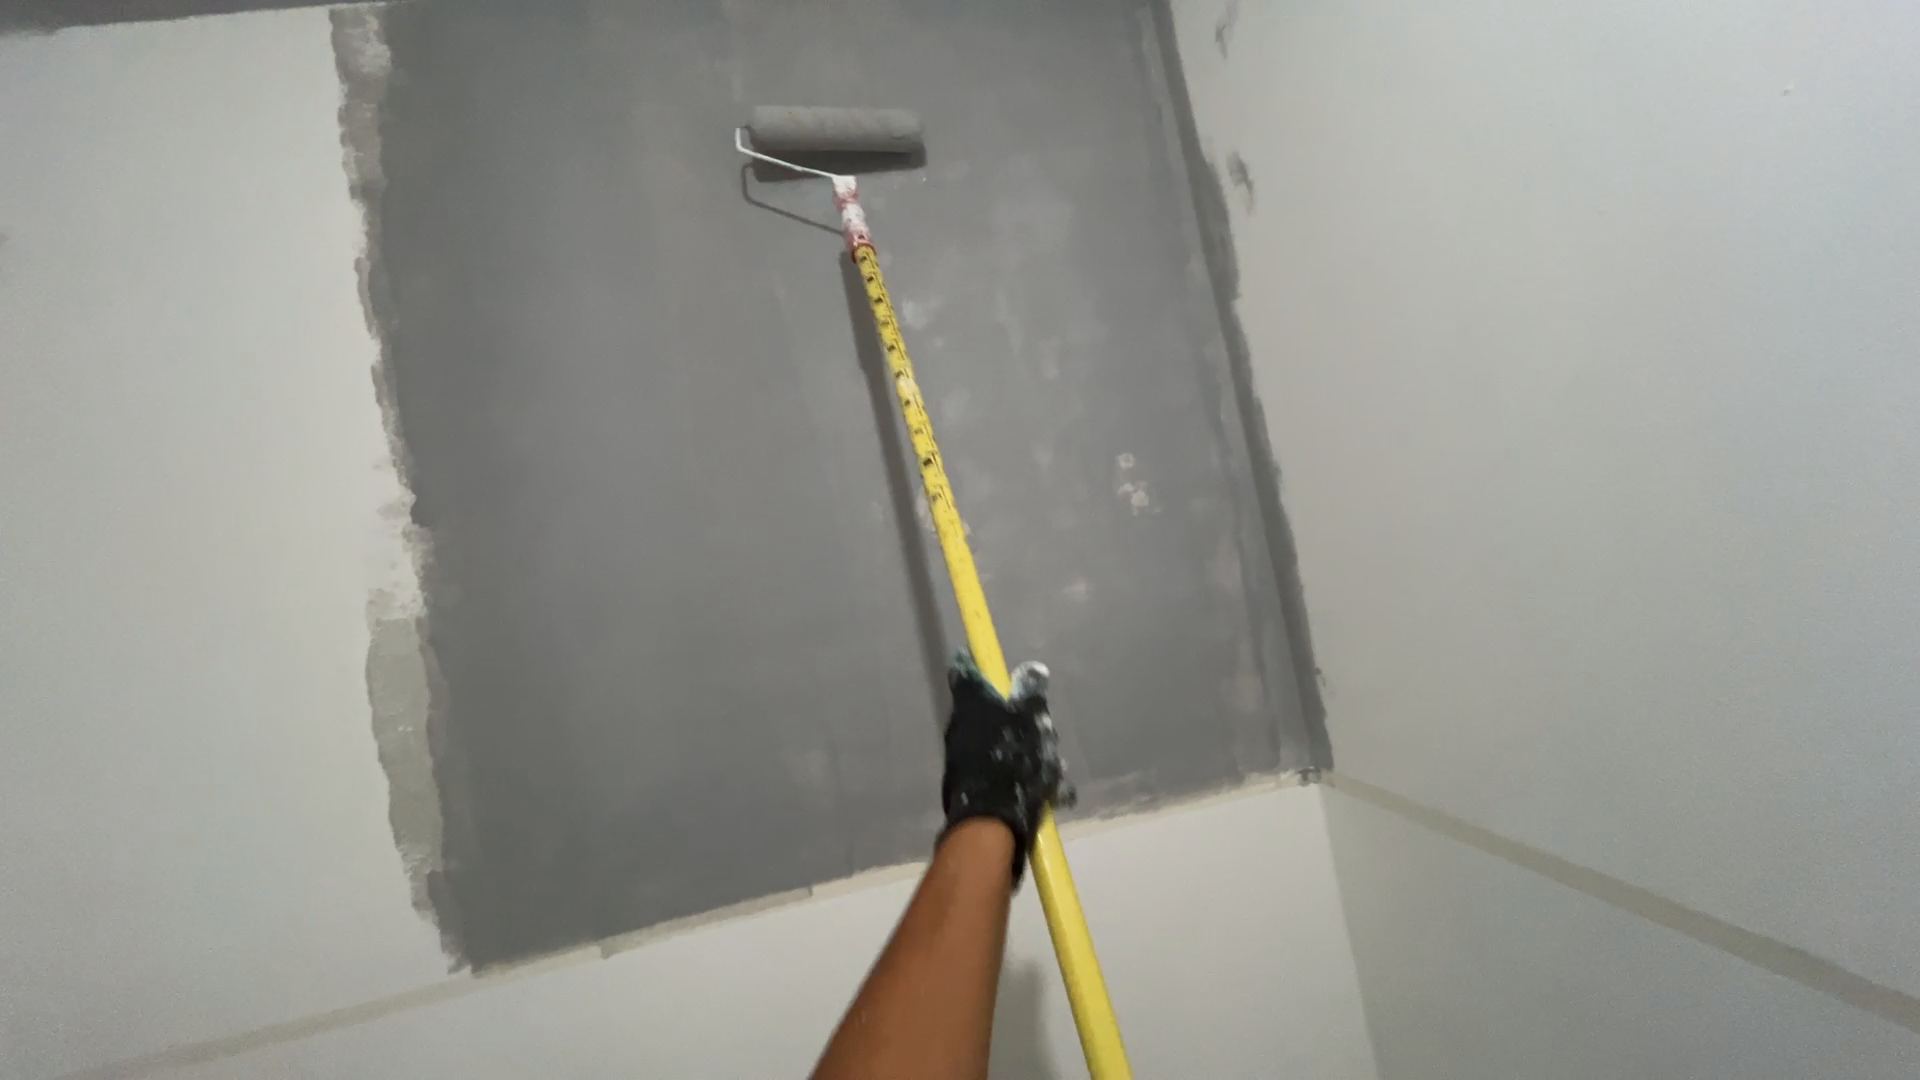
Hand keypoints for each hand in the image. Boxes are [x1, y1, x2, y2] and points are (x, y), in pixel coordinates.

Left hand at [941, 653, 1071, 886]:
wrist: (990, 824)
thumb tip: (1031, 669)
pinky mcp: (973, 786)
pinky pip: (1003, 771)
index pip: (964, 669)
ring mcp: (964, 758)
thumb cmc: (1011, 761)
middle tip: (1043, 729)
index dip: (975, 660)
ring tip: (1054, 770)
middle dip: (1020, 718)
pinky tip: (1051, 794)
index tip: (988, 660)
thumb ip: (1031, 692)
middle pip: (991, 709)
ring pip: (1002, 743)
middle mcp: (962, 726)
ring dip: (1029, 752)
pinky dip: (1025, 777)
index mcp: (971, 703)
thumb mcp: (1030, 719)